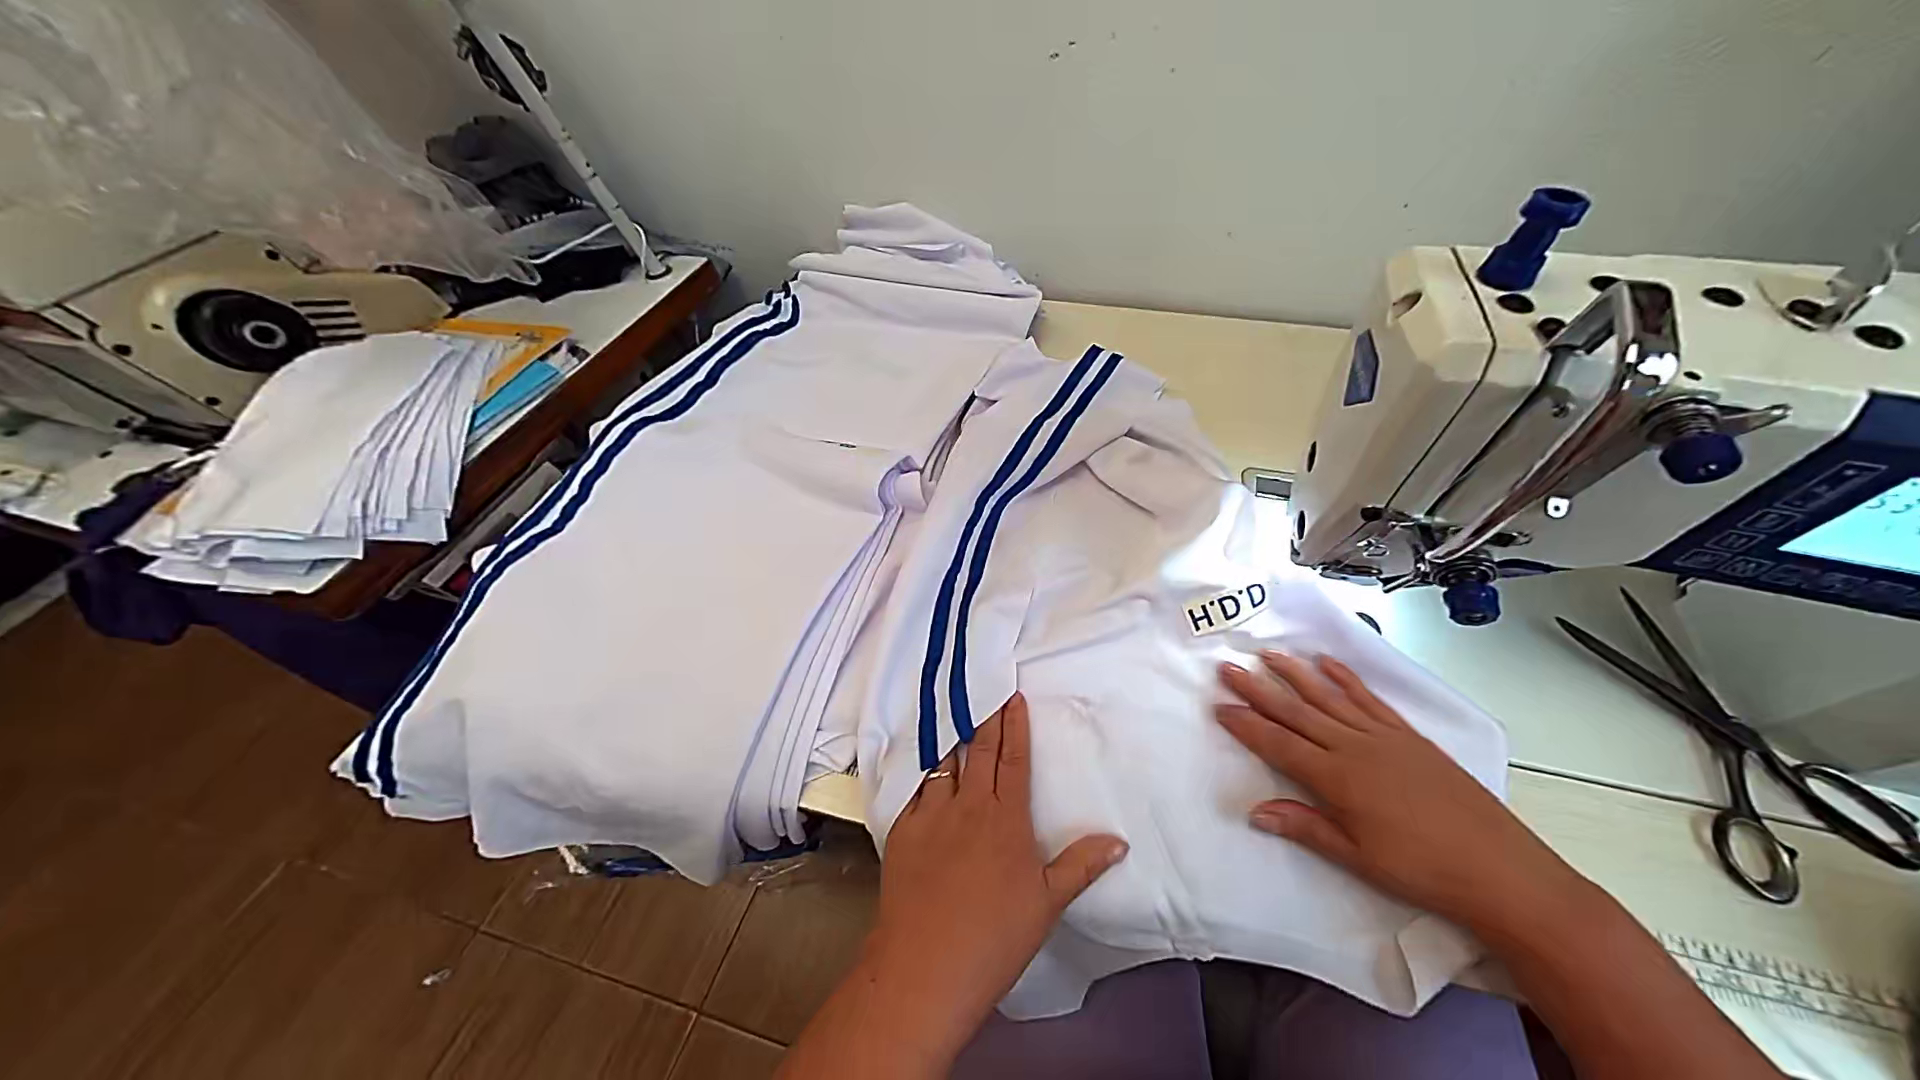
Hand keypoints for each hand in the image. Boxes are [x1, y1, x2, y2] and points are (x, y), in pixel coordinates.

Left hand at [866, 693, 1128, 1041]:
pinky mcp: (902, 830)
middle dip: (988, 721)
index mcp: (1005, 817)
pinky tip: (929, 772)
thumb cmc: (995, 936)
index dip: (1015, 726)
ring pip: (946, 764)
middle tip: (990, 697)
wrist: (926, 964)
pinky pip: (916, 790)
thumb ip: (1081, 865)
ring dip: (956, 743)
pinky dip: (927, 775)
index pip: (1014, 760)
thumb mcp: (1047, 901)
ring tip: (961, 725)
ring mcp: (931, 815)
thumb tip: (1118, 842)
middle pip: (980, 752)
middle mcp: (968, 806)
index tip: (1013, 699)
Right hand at [1216, 651, 1587, 933]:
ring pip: (1329, 697)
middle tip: (1228, 668)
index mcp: (1337, 779)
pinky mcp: (1409, 736)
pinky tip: (1329, 665)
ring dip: (1295, 674)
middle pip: (1296, 712)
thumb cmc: (1423, 870)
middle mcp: (1354, 748)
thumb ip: (1305, 826)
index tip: (1220, 706)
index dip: (1246, 724)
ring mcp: (1384, 737)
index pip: (1278, 744)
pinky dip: (1347, 679)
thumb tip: (1257, 812)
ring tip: (1268, 655)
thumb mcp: (1357, 857)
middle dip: (1258, 689)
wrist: (1500, 870)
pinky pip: (1370, 700)